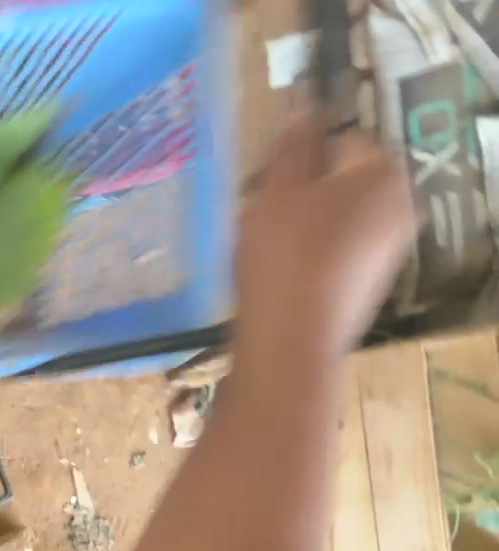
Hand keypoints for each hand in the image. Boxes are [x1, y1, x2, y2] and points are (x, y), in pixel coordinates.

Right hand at [236, 115, 417, 361]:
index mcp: (381, 171)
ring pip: (342, 216)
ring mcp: (392, 240)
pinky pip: (341, 249)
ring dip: (305, 224)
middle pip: (345, 180)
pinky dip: (312, 254)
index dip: (298, 159)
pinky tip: (281, 274)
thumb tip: (305, 111)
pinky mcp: (374, 275)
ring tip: (263, 250)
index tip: (260, 185)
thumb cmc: (281, 256)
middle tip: (256, 218)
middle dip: (303, 193)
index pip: (343, 141)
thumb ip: (291, 152)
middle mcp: (400, 199)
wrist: (293, 332)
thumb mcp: (273, 196)